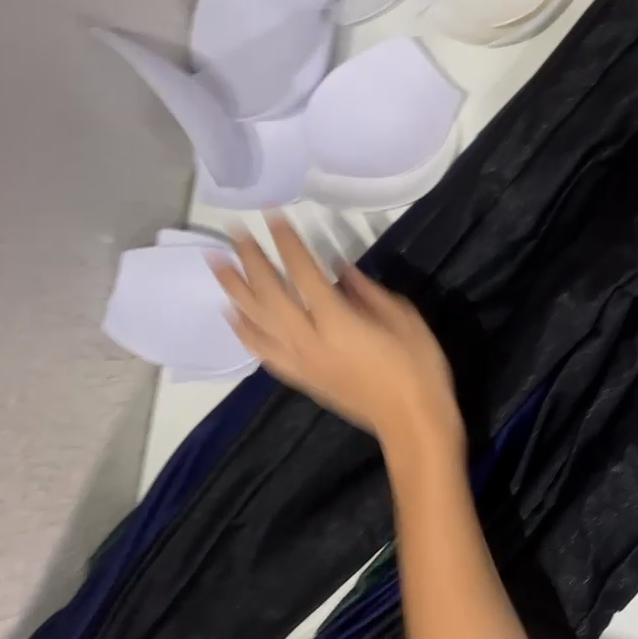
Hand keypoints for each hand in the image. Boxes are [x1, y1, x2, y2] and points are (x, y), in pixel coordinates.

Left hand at [212, 215, 462, 453]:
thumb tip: (342, 271)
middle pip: (268, 292)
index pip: (304, 272)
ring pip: (254, 318)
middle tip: (237, 234)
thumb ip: (371, 294)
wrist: (411, 421)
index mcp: (338, 320)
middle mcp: (308, 337)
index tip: (274, 217)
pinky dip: (242, 329)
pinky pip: (260, 349)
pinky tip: (233, 314)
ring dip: (234, 289)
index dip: (288, 243)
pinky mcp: (298, 376)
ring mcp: (299, 359)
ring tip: (217, 264)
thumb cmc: (419, 369)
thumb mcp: (407, 322)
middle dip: (251, 260)